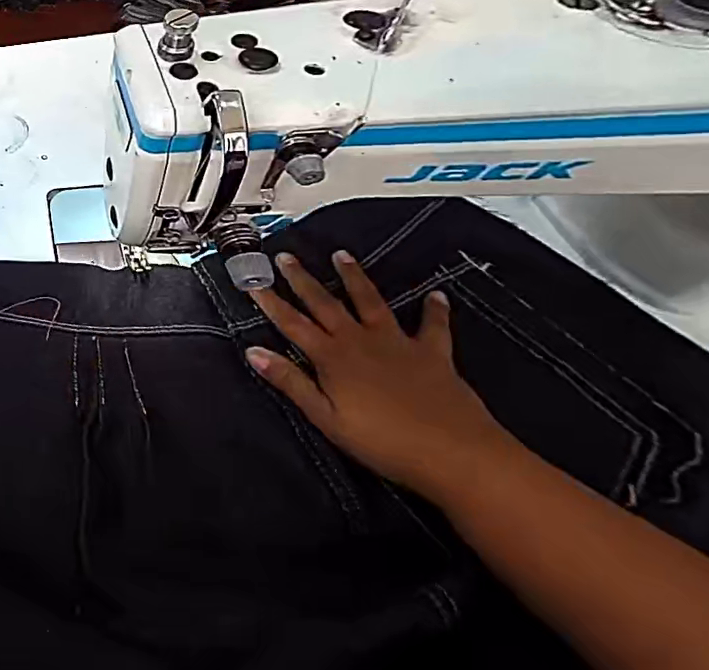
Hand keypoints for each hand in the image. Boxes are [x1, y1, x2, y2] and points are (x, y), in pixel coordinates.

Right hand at [244, 250, 514, 496]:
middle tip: (286, 257)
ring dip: (354, 277)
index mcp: (333, 358)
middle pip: (325, 303)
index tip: (253, 282)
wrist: (456, 453)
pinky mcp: (433, 353)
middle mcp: (360, 340)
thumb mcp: (326, 418)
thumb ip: (291, 382)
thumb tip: (253, 351)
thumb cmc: (384, 442)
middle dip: (302, 279)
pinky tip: (437, 295)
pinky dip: (434, 310)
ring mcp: (397, 343)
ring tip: (342, 256)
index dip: (270, 302)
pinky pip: (433, 326)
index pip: (292, 323)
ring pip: (370, 302)